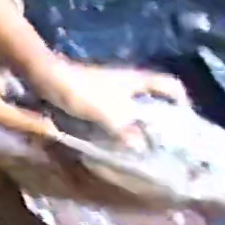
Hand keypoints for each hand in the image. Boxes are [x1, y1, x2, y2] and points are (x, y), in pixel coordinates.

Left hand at [25, 59, 187, 137]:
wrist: (43, 76)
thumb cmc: (81, 90)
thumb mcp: (108, 113)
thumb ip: (126, 130)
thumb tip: (140, 147)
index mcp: (139, 80)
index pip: (172, 86)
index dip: (181, 101)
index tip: (181, 120)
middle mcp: (125, 81)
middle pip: (149, 97)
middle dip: (154, 115)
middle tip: (155, 136)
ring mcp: (104, 86)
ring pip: (125, 103)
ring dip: (129, 119)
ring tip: (130, 139)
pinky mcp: (85, 92)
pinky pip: (104, 107)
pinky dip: (108, 119)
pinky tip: (104, 132)